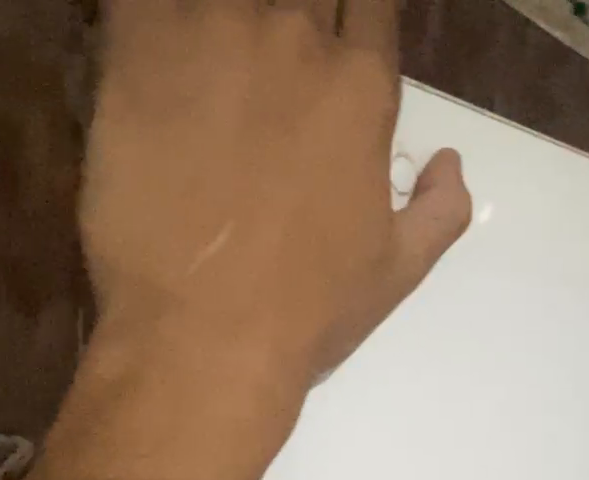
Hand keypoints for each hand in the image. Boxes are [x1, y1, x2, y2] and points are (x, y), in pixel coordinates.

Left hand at [79, 0, 471, 405]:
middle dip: (294, 15)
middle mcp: (294, 40)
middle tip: (270, 61)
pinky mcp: (137, 52)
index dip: (353, 17)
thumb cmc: (309, 312)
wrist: (206, 338)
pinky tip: (156, 44)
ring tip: (218, 62)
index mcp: (361, 89)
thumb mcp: (399, 271)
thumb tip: (451, 163)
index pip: (369, 5)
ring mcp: (212, 36)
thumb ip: (442, 208)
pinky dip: (149, 12)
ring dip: (228, 16)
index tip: (333, 40)